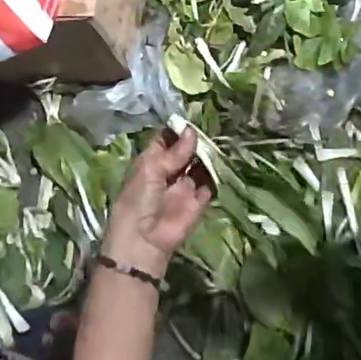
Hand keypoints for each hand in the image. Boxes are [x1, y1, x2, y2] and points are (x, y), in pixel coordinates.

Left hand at [101, 128, 213, 277]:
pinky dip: (215, 176)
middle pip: (185, 151)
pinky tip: (222, 163)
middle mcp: (168, 172)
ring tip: (218, 142)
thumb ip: (174, 153)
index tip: (192, 118)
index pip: (165, 140)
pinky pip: (209, 186)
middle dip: (195, 141)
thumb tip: (192, 131)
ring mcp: (184, 187)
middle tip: (209, 128)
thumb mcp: (151, 169)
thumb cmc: (138, 199)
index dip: (177, 130)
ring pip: (198, 166)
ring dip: (206, 156)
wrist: (144, 241)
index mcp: (150, 162)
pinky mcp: (197, 202)